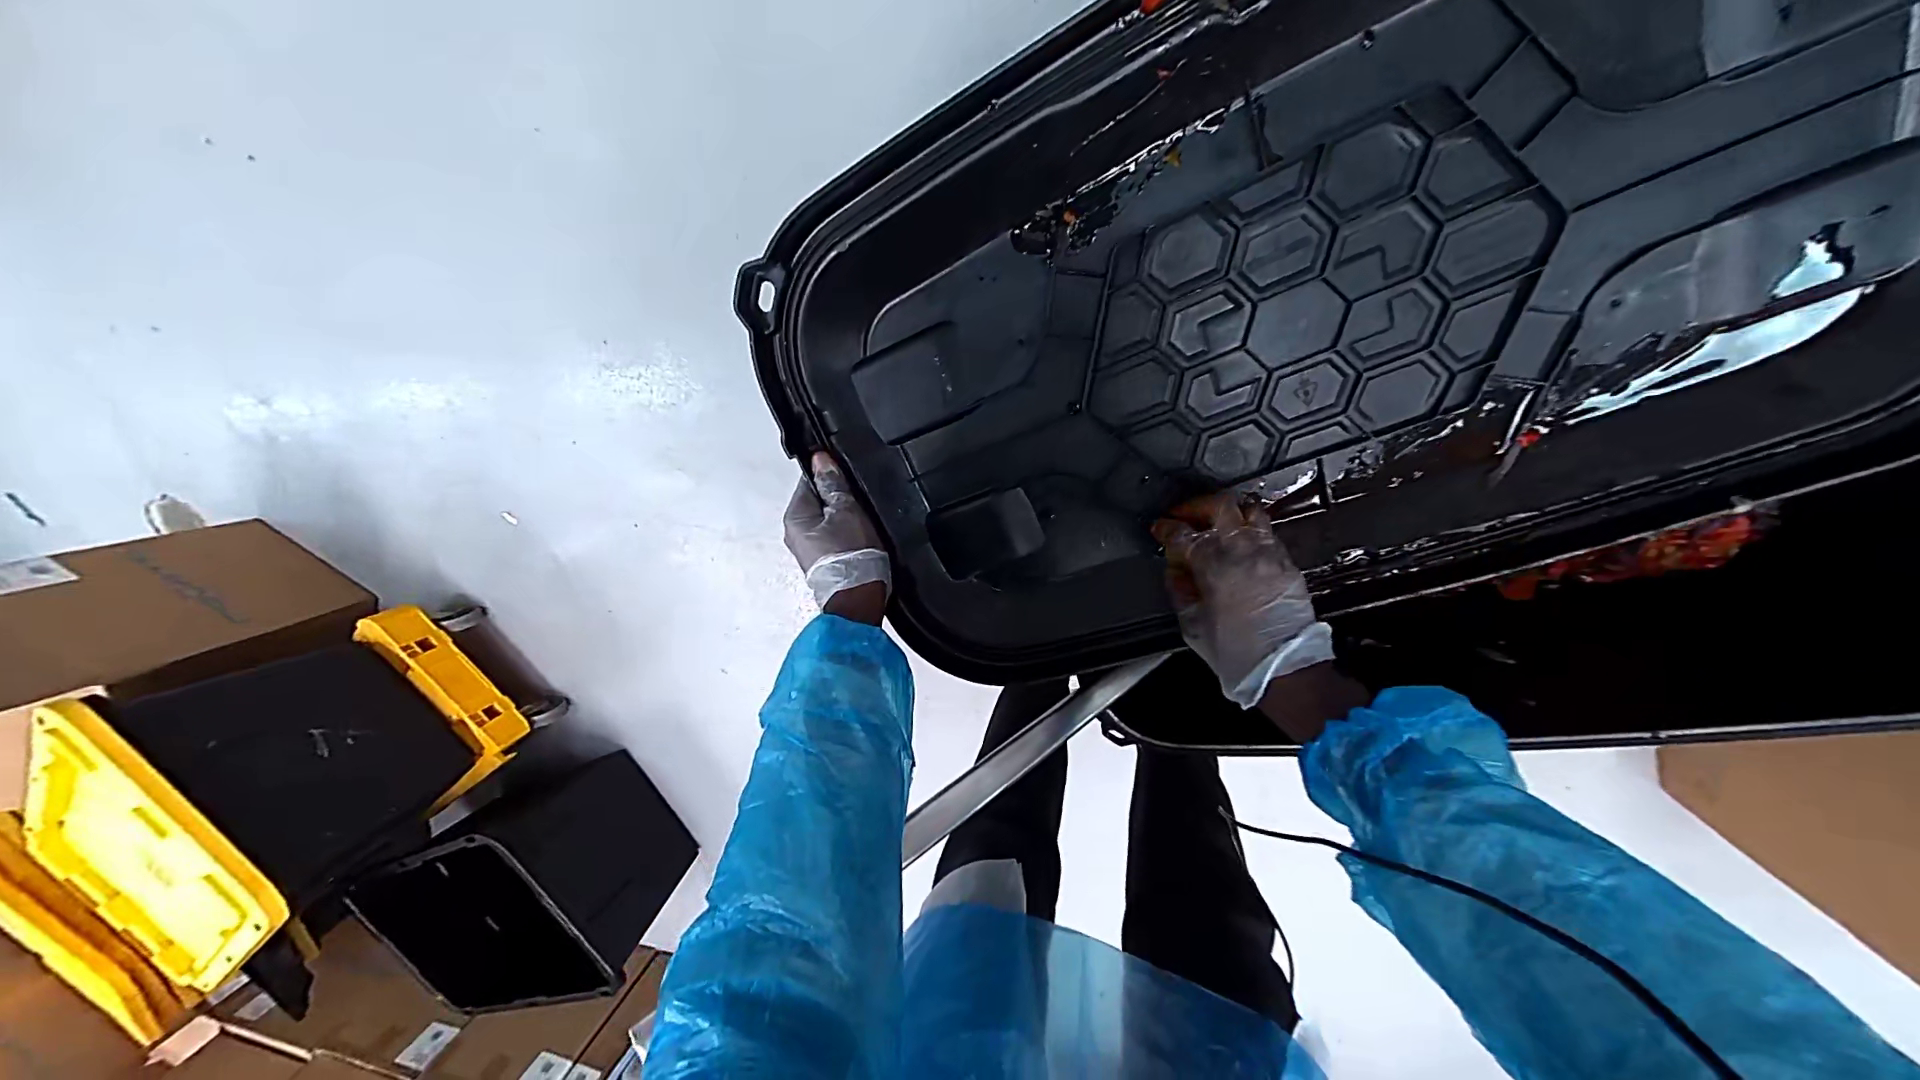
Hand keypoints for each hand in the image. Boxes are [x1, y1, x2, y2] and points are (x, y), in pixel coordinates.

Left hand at [784, 451, 890, 617]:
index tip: (848, 478)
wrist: (858, 598)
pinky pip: (832, 538)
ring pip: (827, 520)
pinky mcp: (822, 562)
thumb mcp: (847, 509)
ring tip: (861, 525)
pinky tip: (859, 541)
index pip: (809, 479)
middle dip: (839, 499)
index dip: (831, 474)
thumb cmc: (852, 558)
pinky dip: (846, 536)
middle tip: (858, 505)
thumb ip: (833, 483)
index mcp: (795, 516)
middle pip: (818, 501)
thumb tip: (821, 461)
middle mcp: (794, 533)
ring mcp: (807, 550)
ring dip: (844, 519)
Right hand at [1152, 496, 1335, 708]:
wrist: (1284, 668)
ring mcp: (1268, 554)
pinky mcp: (1287, 563)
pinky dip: (1249, 529)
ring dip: (1228, 511)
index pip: (1182, 532)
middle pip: (1219, 506)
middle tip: (1184, 515)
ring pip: (1249, 511)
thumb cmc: (1238, 653)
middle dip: (1196, 506)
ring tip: (1216, 521)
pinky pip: (1267, 531)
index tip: (1160, 529)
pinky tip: (1240, 542)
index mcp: (1213, 566)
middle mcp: (1243, 552)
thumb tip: (1174, 572)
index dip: (1166, 527)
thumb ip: (1179, 591)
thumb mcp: (1192, 625)